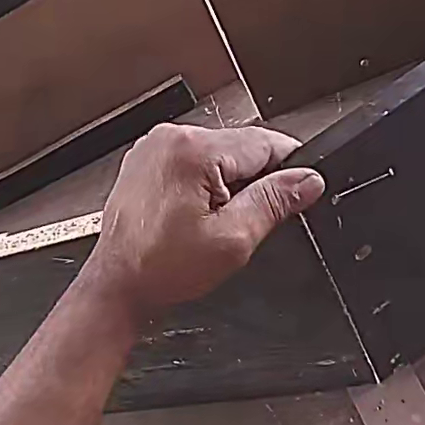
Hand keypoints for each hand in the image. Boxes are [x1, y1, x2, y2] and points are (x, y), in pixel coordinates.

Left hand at [78, 124, 325, 320]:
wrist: (117, 286)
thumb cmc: (159, 268)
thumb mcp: (232, 240)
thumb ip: (273, 203)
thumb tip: (308, 180)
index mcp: (193, 150)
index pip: (266, 142)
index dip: (289, 170)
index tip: (295, 195)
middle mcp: (170, 139)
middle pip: (240, 149)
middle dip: (250, 185)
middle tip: (235, 225)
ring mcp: (153, 149)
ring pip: (215, 158)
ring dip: (223, 188)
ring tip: (204, 226)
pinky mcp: (145, 164)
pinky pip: (189, 166)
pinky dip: (199, 189)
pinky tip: (188, 220)